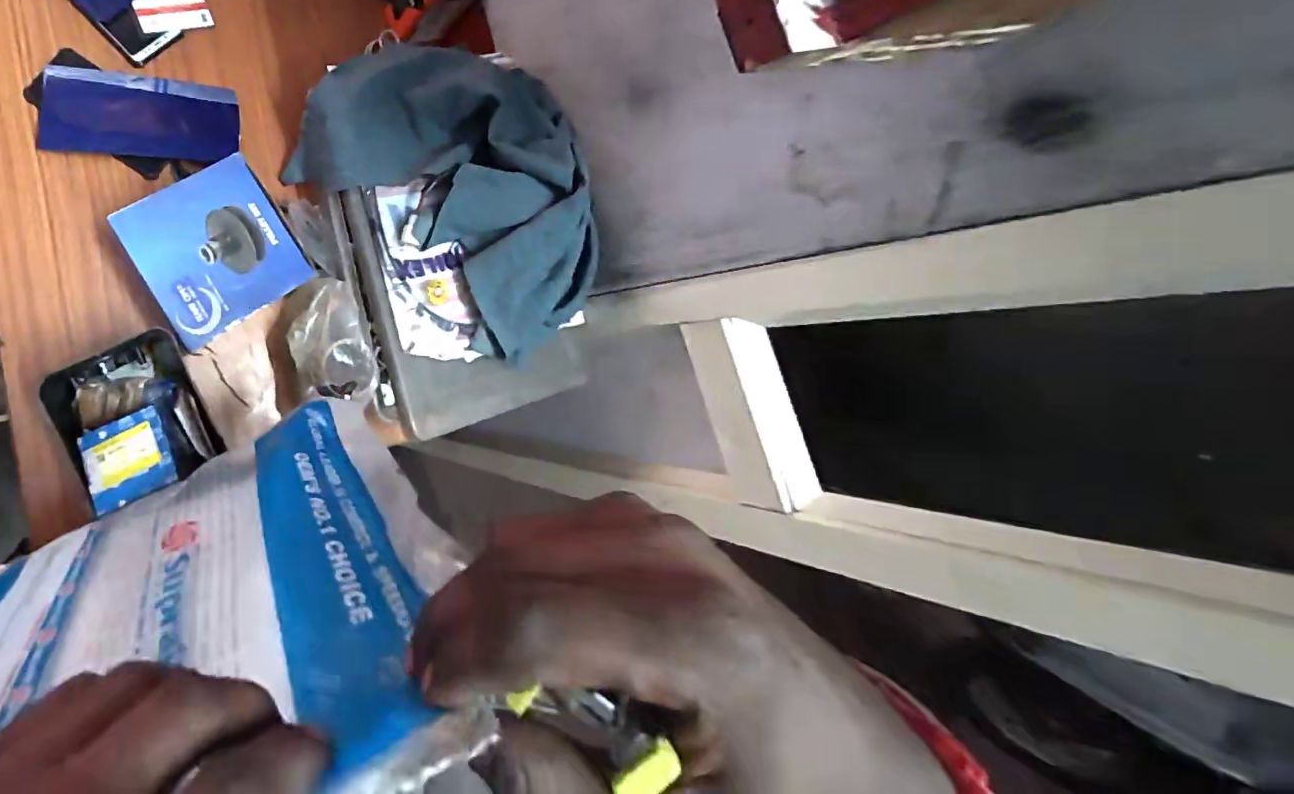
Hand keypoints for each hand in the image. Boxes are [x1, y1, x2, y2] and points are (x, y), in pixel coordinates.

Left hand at [0, 662, 327, 793]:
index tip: (318, 743)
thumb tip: (269, 785)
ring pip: (129, 680)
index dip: (285, 759)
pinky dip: (121, 696)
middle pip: (182, 707)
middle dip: (244, 705)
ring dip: (183, 689)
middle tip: (269, 726)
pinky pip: (72, 692)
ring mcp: (9, 774)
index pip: (225, 788)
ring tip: (204, 720)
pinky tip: (131, 725)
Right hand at [410, 494, 952, 793]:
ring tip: (465, 645)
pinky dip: (518, 568)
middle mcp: (672, 558)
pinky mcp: (655, 524)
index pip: (539, 626)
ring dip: (482, 590)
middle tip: (427, 669)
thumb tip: (472, 717)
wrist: (869, 769)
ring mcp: (663, 528)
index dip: (467, 656)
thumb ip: (557, 777)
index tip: (424, 692)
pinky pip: (555, 530)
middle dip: (458, 618)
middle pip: (521, 568)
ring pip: (527, 537)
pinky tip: (517, 613)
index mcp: (695, 640)